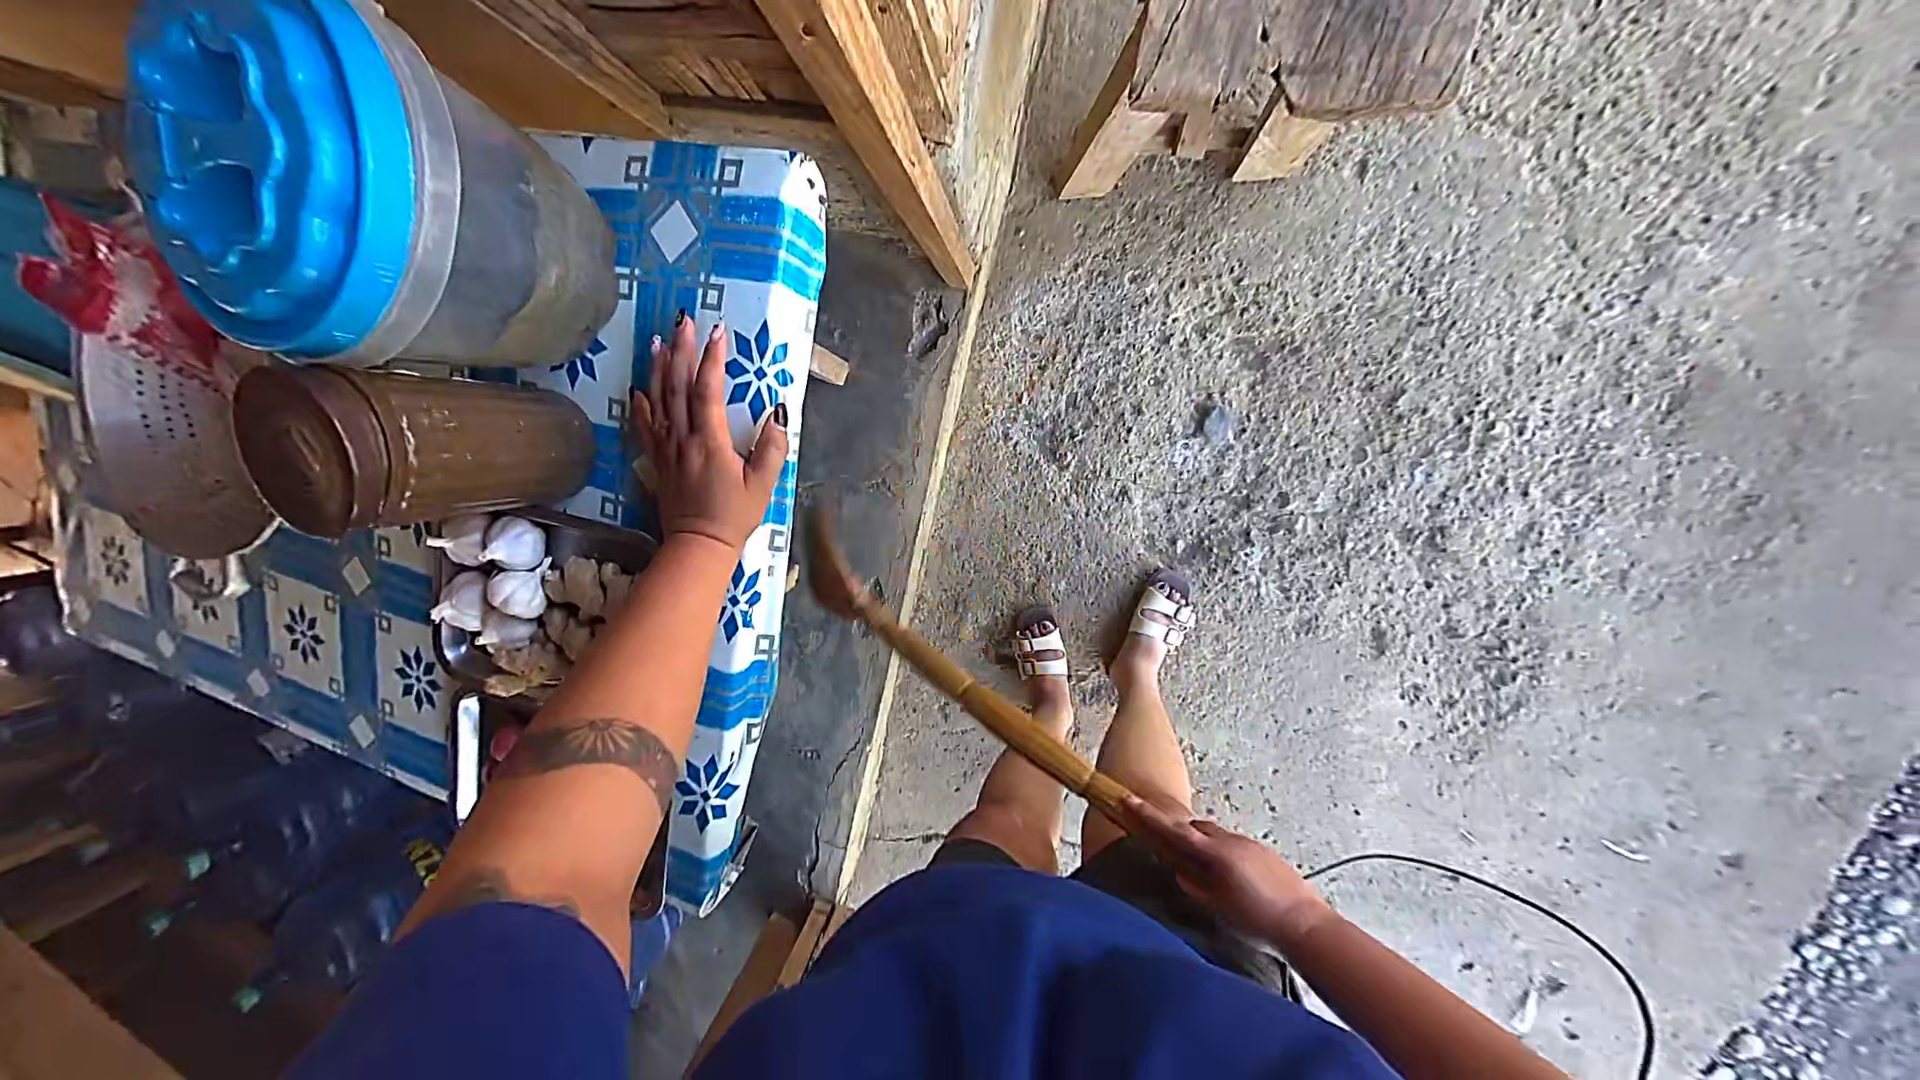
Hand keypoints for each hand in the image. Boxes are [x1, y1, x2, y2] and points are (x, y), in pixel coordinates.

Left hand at [633, 316, 788, 550]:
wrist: (698, 544)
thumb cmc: (734, 515)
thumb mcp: (763, 485)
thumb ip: (772, 448)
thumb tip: (778, 414)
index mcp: (709, 442)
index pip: (708, 391)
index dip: (712, 360)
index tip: (718, 333)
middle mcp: (683, 439)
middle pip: (677, 386)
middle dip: (681, 350)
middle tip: (684, 322)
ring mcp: (666, 449)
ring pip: (657, 400)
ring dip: (657, 367)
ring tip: (658, 340)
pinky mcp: (657, 460)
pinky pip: (645, 426)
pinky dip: (641, 403)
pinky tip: (639, 387)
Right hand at [1123, 795, 1335, 944]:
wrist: (1307, 926)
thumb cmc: (1258, 922)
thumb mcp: (1218, 907)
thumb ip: (1195, 885)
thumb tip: (1180, 871)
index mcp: (1215, 854)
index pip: (1174, 830)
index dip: (1149, 816)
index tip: (1129, 799)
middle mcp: (1230, 841)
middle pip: (1196, 826)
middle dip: (1181, 832)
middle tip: (1169, 845)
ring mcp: (1250, 844)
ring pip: (1217, 836)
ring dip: (1204, 845)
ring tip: (1205, 870)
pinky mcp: (1265, 853)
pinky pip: (1234, 846)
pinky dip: (1224, 854)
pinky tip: (1232, 879)